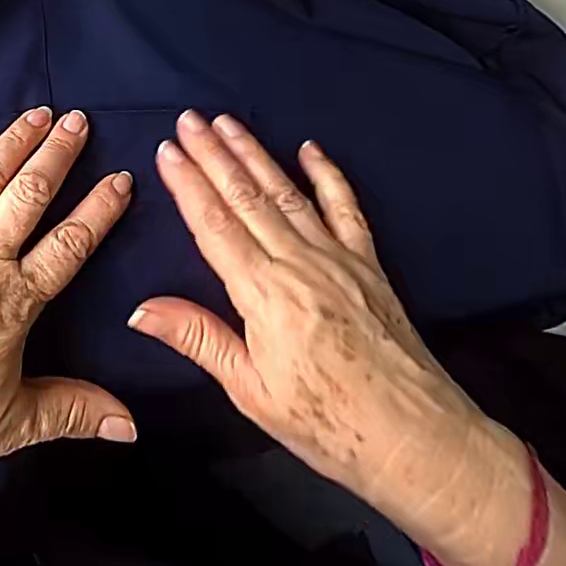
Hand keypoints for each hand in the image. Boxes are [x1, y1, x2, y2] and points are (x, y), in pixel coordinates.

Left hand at [0, 108, 137, 553]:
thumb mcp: (11, 422)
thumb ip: (74, 411)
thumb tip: (131, 427)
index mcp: (14, 301)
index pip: (71, 243)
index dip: (100, 209)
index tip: (121, 178)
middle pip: (30, 194)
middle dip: (59, 153)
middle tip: (80, 121)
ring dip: (14, 141)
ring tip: (38, 114)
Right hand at [130, 111, 533, 565]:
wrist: (426, 446)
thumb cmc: (328, 424)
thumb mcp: (250, 391)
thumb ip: (196, 338)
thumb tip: (138, 307)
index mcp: (266, 295)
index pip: (214, 225)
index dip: (187, 183)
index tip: (166, 149)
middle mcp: (301, 265)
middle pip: (246, 198)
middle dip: (213, 154)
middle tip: (188, 119)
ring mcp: (340, 260)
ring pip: (287, 193)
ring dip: (253, 154)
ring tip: (226, 122)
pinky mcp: (369, 265)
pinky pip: (347, 210)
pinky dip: (328, 176)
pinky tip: (309, 148)